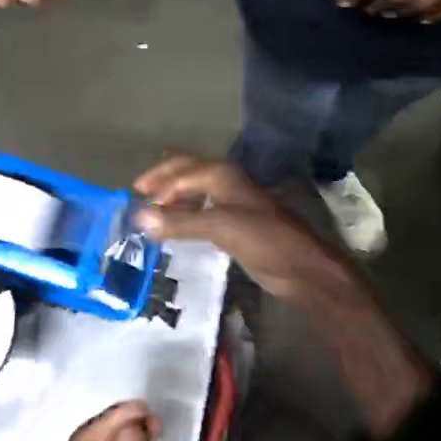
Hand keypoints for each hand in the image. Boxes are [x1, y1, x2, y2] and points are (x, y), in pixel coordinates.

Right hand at [132, 155, 353, 302]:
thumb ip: (179, 222)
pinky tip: (175, 225)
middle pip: (186, 171)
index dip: (158, 186)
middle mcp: (224, 181)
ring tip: (150, 209)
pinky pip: (201, 209)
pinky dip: (184, 212)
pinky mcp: (234, 223)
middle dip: (162, 178)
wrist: (303, 268)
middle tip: (137, 190)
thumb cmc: (264, 239)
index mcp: (221, 174)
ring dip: (172, 196)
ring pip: (194, 189)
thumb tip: (139, 216)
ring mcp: (230, 201)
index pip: (180, 173)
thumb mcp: (219, 227)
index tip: (137, 203)